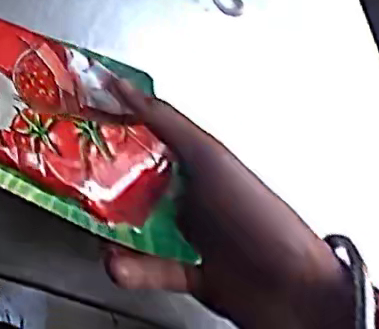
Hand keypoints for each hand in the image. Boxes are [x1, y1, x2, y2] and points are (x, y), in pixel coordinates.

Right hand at [103, 79, 352, 328]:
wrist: (306, 295)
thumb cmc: (260, 216)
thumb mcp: (210, 156)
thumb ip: (165, 120)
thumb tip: (121, 84)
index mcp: (195, 160)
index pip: (145, 134)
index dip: (113, 125)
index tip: (80, 118)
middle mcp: (191, 194)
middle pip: (135, 180)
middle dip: (103, 179)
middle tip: (73, 174)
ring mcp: (192, 235)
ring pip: (139, 224)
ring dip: (113, 227)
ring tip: (93, 226)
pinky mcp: (193, 273)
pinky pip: (154, 267)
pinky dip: (134, 267)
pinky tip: (117, 264)